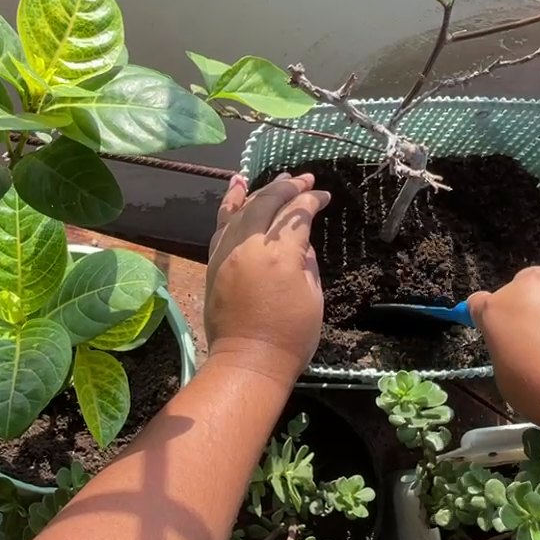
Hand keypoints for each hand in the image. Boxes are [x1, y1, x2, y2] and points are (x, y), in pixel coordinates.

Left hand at [205, 172, 328, 383]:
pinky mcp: (214, 262)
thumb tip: (301, 243)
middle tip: (305, 179)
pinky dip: (229, 203)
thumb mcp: (313, 297)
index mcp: (281, 256)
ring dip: (261, 189)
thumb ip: (308, 262)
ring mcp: (227, 253)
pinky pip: (221, 224)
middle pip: (269, 202)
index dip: (313, 200)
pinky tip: (237, 186)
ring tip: (279, 178)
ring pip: (242, 208)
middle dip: (289, 187)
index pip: (297, 214)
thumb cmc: (291, 337)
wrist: (249, 361)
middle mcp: (250, 246)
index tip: (325, 197)